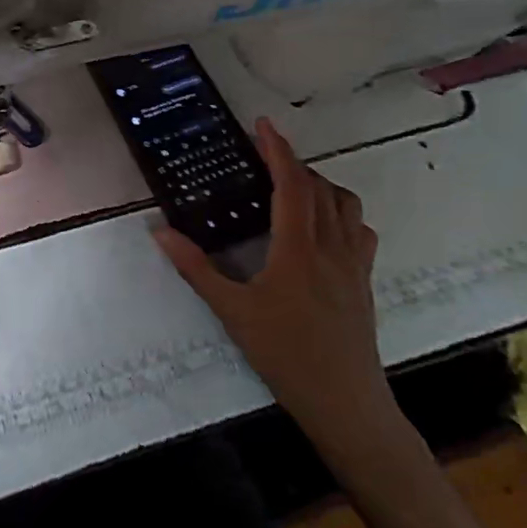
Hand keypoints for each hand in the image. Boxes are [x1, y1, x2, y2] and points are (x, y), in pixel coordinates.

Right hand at [154, 117, 384, 418]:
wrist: (345, 402)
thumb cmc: (285, 354)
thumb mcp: (232, 312)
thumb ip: (196, 269)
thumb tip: (161, 233)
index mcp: (297, 248)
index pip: (291, 185)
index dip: (278, 150)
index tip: (263, 125)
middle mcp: (331, 247)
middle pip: (319, 188)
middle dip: (293, 164)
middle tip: (265, 158)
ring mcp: (354, 264)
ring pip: (346, 205)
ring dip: (321, 185)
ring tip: (294, 187)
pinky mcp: (365, 281)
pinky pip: (361, 231)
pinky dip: (343, 214)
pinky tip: (326, 227)